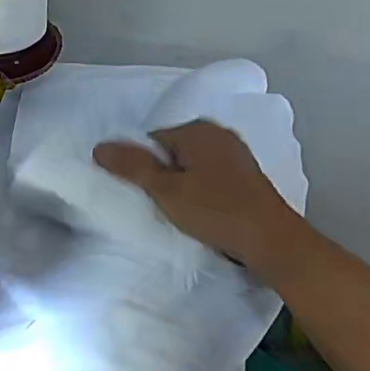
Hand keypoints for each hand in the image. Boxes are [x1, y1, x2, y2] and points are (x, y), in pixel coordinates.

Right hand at [92, 120, 301, 273]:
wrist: (270, 241)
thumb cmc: (215, 211)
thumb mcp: (165, 190)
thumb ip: (132, 166)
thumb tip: (99, 146)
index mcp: (198, 130)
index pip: (151, 141)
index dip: (143, 168)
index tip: (148, 194)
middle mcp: (219, 134)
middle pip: (171, 152)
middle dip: (163, 176)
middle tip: (163, 205)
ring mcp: (236, 154)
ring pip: (191, 167)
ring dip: (182, 187)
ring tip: (183, 213)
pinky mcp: (246, 176)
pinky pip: (209, 177)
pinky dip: (201, 192)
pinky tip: (203, 214)